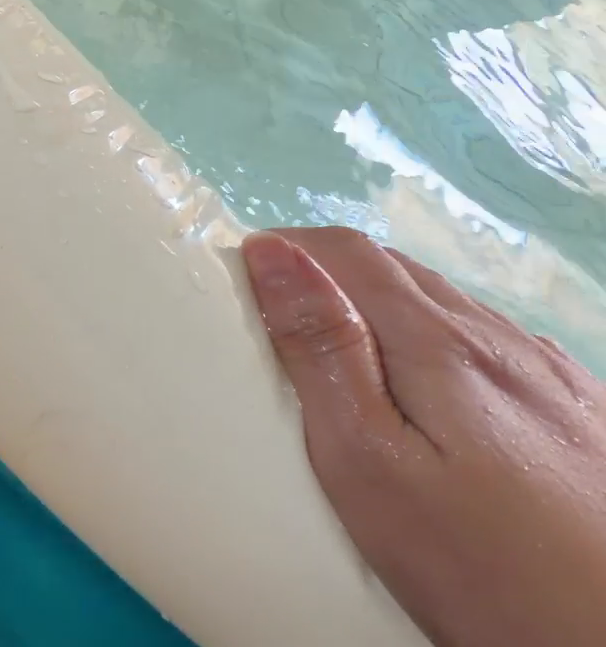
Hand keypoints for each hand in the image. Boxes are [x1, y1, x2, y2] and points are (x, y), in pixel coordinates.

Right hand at [243, 228, 605, 646]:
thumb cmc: (467, 559)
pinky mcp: (586, 412)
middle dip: (322, 273)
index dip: (281, 248)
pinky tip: (426, 390)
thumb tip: (272, 251)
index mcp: (438, 343)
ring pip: (444, 301)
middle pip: (394, 267)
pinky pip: (492, 341)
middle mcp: (502, 342)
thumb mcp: (362, 457)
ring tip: (341, 358)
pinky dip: (434, 338)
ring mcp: (556, 376)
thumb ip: (320, 346)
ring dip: (377, 303)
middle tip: (274, 324)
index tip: (237, 283)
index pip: (344, 250)